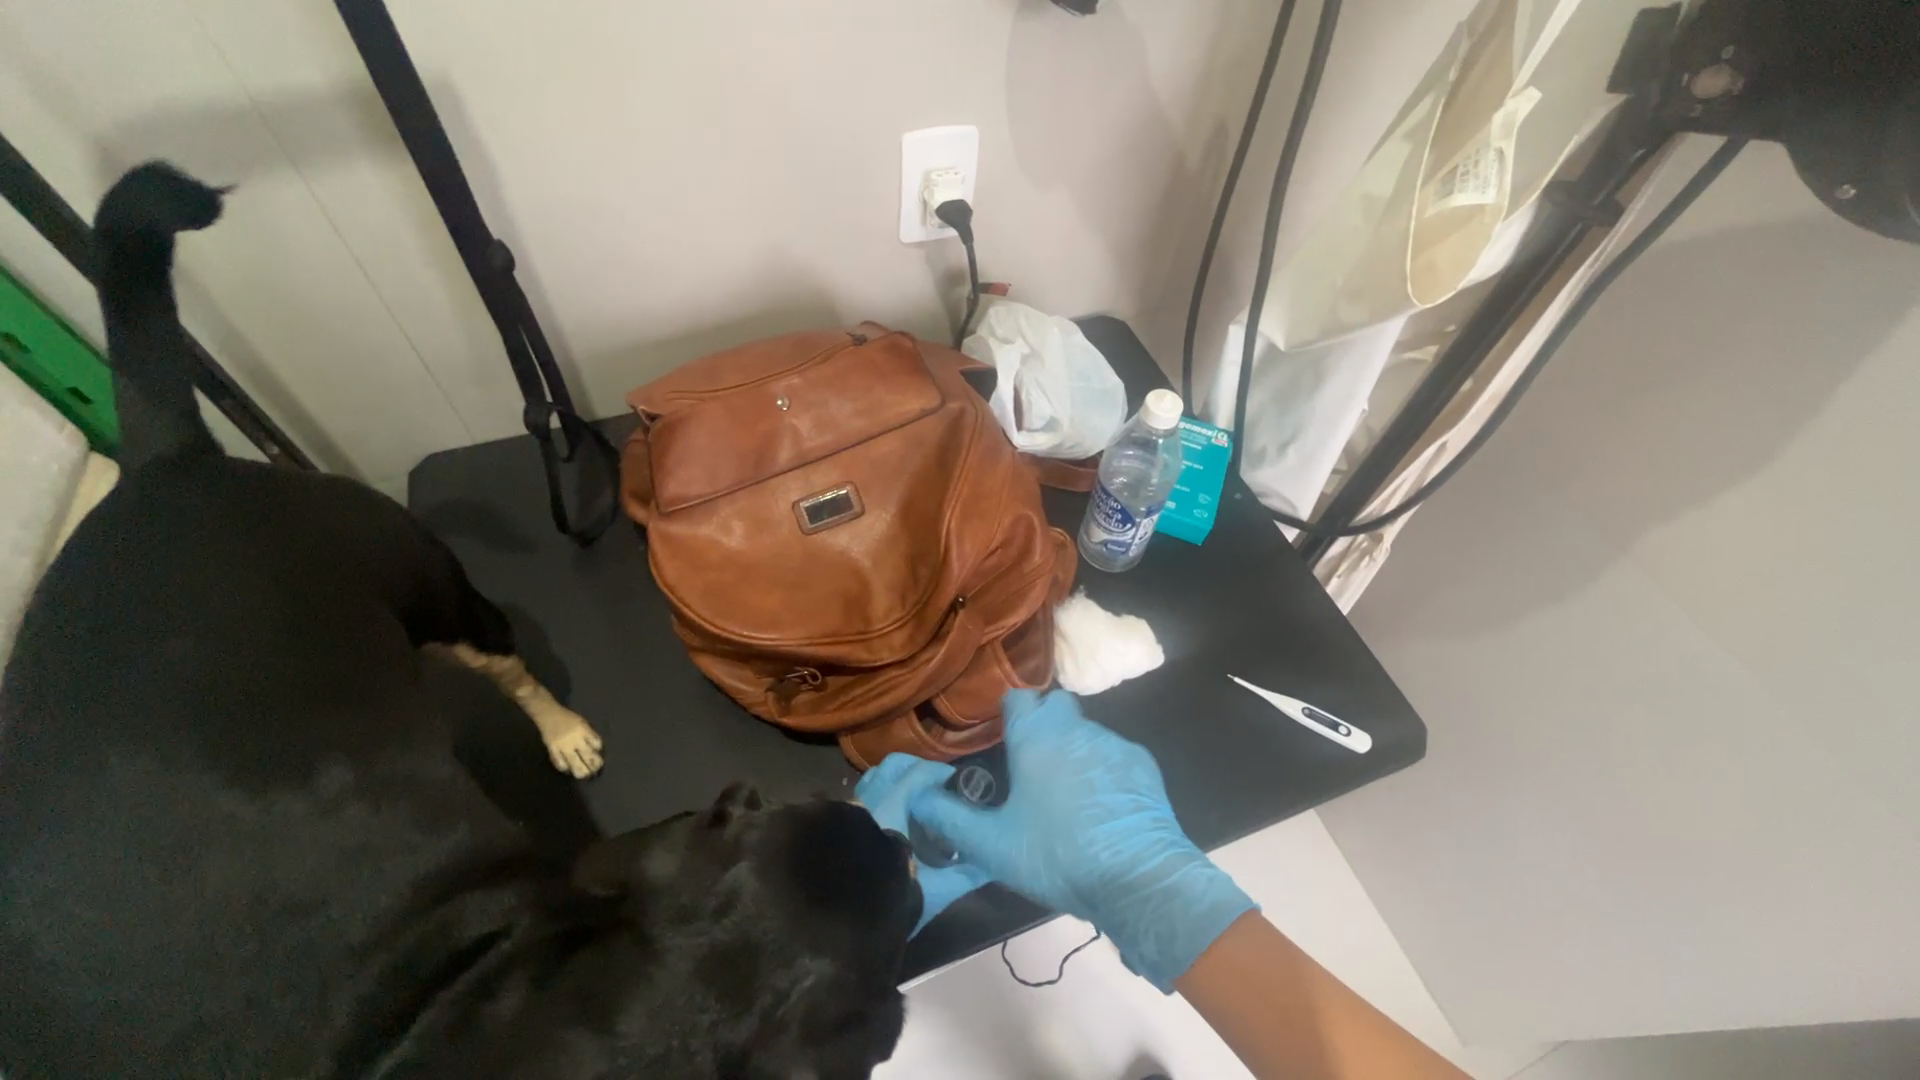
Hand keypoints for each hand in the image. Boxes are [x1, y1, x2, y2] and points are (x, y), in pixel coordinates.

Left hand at [855, 755, 989, 935]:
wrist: (842, 931)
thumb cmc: (891, 903)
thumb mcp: (936, 891)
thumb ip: (965, 873)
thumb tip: (991, 862)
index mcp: (889, 812)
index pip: (916, 775)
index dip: (938, 773)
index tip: (956, 782)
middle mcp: (866, 803)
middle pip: (892, 767)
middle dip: (916, 769)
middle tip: (938, 786)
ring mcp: (848, 812)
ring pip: (873, 779)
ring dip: (896, 781)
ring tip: (917, 800)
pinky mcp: (839, 826)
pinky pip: (862, 796)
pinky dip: (880, 796)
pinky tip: (894, 816)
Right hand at [908, 689, 1254, 990]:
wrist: (1139, 878)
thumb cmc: (1057, 856)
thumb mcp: (993, 846)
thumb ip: (949, 819)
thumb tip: (916, 799)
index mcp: (1035, 737)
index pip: (1017, 698)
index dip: (1008, 714)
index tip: (1002, 738)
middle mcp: (1075, 728)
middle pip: (1056, 706)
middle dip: (1044, 724)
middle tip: (1032, 765)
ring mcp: (1114, 743)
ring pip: (1086, 732)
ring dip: (1074, 750)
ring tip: (1067, 795)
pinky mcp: (1144, 765)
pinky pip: (1115, 755)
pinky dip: (1104, 770)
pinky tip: (1102, 808)